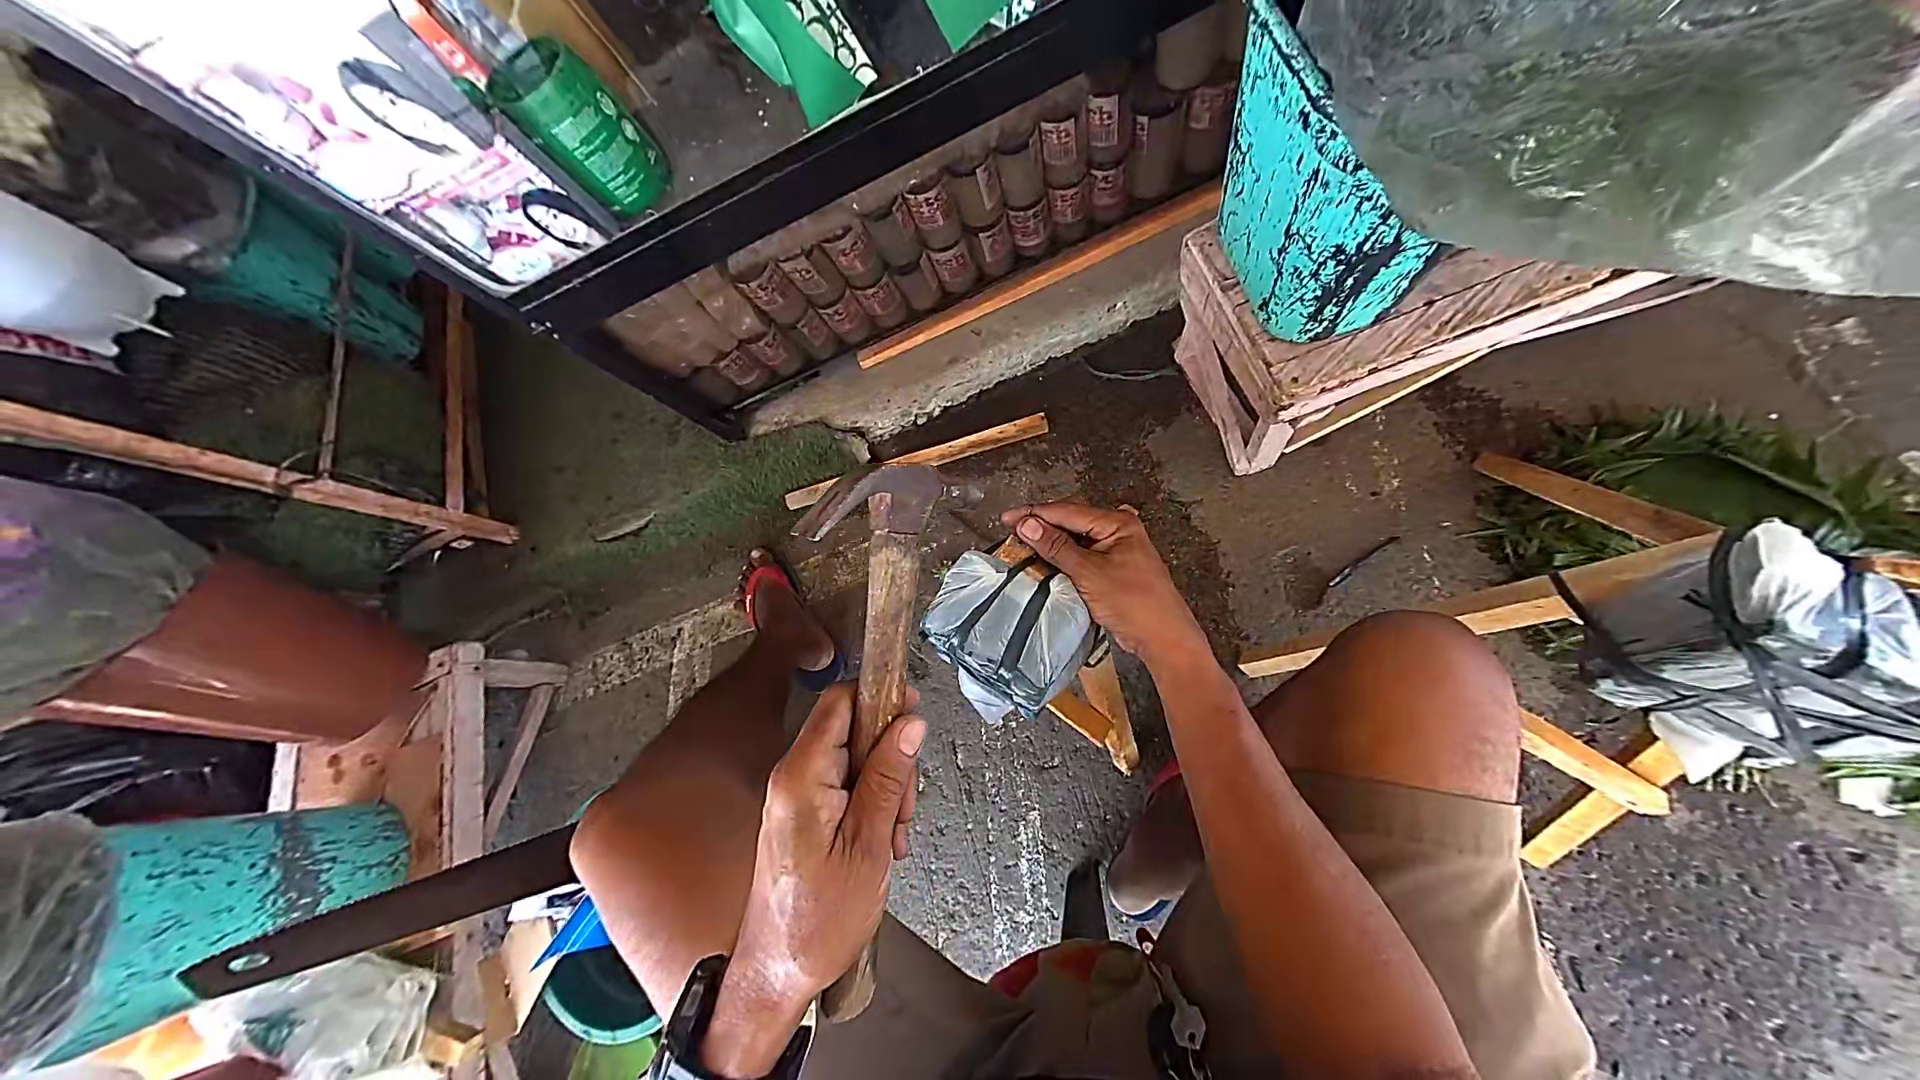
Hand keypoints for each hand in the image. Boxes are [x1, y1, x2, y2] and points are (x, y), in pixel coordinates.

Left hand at [699, 683, 924, 1076]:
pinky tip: (881, 837)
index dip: (878, 695)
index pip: (839, 700)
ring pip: (855, 758)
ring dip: (885, 785)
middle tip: (902, 802)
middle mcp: (792, 777)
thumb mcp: (869, 844)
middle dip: (889, 756)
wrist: (779, 971)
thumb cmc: (818, 922)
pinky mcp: (802, 811)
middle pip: (852, 729)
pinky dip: (870, 802)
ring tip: (891, 831)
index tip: (911, 708)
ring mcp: (796, 794)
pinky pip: (845, 783)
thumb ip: (888, 777)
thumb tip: (909, 725)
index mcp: (802, 777)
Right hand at [1000, 501, 1210, 668]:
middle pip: (1072, 519)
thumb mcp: (1089, 572)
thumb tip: (1028, 525)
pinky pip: (1083, 553)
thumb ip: (1057, 547)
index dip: (1034, 514)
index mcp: (1117, 523)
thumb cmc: (1135, 603)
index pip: (1067, 511)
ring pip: (1076, 536)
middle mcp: (1119, 530)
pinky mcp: (1113, 567)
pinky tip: (1049, 559)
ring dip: (1052, 540)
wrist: (1163, 637)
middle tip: (1014, 530)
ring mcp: (1117, 548)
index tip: (1008, 518)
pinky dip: (1064, 555)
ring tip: (1025, 545)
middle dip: (1042, 523)